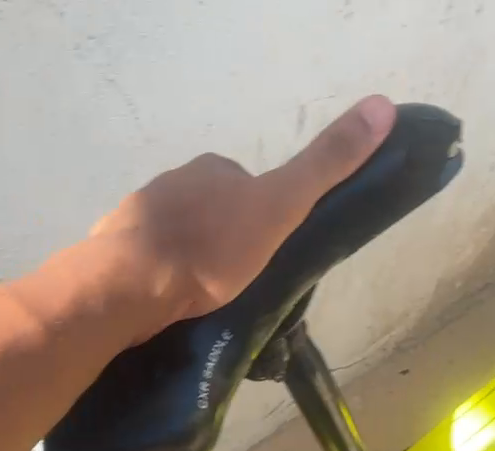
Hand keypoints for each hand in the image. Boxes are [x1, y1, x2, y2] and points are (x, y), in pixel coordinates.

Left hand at [89, 96, 396, 332]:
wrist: (131, 283)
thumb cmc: (211, 248)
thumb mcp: (280, 207)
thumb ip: (324, 165)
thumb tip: (383, 104)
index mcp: (211, 169)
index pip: (243, 184)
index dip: (257, 216)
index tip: (262, 252)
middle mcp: (170, 183)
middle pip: (205, 209)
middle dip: (219, 239)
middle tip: (231, 283)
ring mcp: (135, 217)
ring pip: (172, 236)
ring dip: (185, 260)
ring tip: (198, 299)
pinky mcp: (111, 253)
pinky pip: (143, 264)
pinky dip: (156, 278)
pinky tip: (162, 302)